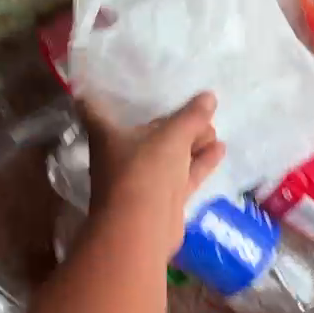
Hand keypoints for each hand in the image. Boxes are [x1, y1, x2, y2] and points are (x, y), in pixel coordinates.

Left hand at [80, 93, 224, 254]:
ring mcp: (143, 179)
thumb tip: (209, 97)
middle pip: (145, 132)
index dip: (95, 95)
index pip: (94, 109)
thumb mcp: (172, 136)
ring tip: (213, 128)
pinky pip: (183, 174)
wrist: (141, 228)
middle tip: (198, 110)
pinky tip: (220, 149)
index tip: (100, 84)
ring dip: (191, 142)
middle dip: (172, 122)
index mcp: (108, 135)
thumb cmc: (145, 170)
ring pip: (168, 154)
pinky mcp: (163, 198)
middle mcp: (121, 155)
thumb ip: (192, 116)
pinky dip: (200, 162)